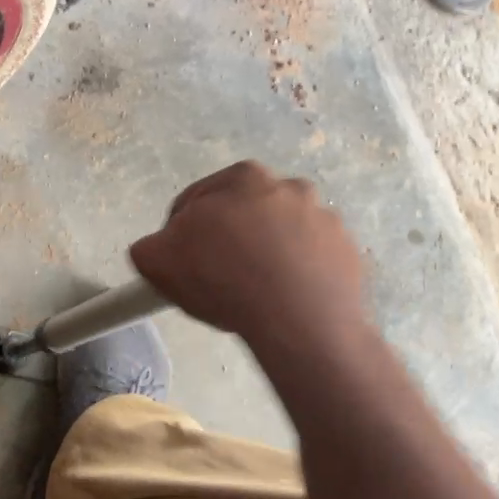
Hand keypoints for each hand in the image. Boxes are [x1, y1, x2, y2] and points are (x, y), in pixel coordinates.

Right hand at [130, 162, 368, 348]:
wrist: (297, 321)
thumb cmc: (220, 278)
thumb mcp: (153, 259)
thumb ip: (149, 244)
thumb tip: (163, 248)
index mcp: (242, 177)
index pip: (195, 200)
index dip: (180, 231)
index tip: (180, 259)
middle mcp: (290, 187)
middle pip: (240, 213)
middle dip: (226, 236)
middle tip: (212, 272)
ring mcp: (325, 218)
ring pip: (277, 234)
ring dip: (262, 252)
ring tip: (248, 288)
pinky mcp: (348, 251)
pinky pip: (308, 257)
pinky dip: (293, 271)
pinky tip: (277, 296)